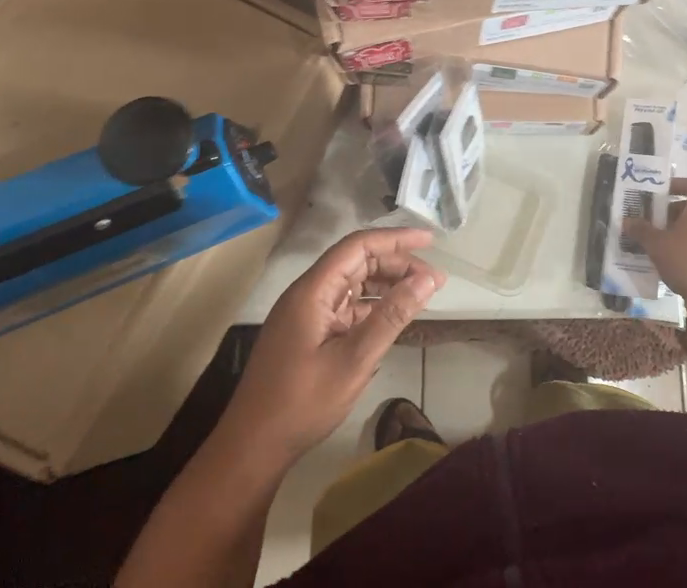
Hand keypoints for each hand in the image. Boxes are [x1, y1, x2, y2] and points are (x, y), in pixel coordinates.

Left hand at [225, 228, 444, 459]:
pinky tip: (393, 319)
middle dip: (396, 264)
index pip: (358, 246)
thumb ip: (392, 316)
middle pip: (356, 262)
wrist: (253, 446)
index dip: (395, 238)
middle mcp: (308, 294)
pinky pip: (346, 308)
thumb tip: (428, 279)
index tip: (430, 241)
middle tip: (434, 281)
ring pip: (352, 285)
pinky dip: (372, 307)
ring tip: (420, 296)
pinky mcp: (308, 335)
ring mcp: (306, 315)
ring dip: (386, 285)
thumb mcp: (355, 359)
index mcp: (313, 291)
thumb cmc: (302, 403)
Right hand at [624, 178, 686, 302]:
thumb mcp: (657, 244)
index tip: (661, 192)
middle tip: (648, 221)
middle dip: (667, 213)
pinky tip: (662, 260)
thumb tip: (627, 220)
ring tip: (650, 242)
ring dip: (671, 232)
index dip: (678, 184)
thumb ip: (641, 230)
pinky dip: (679, 248)